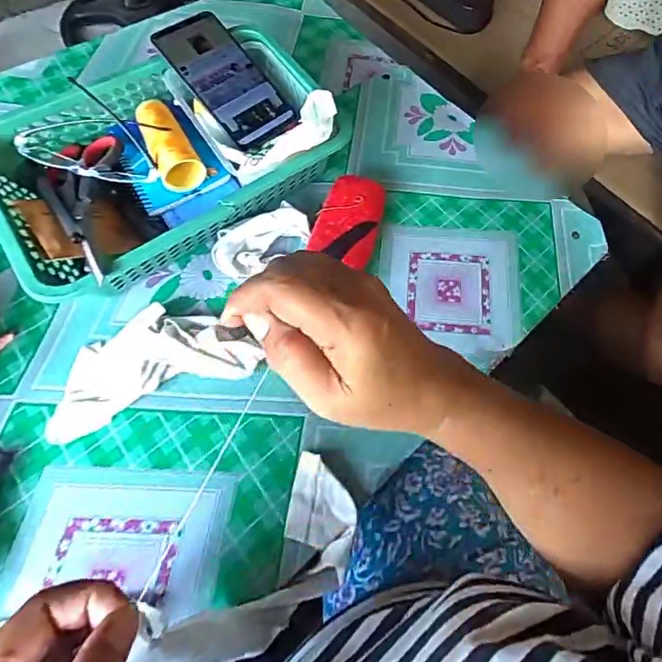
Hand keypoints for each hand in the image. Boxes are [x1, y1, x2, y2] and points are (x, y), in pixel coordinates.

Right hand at [223, 252, 482, 434]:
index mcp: (345, 321)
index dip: (246, 297)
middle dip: (256, 289)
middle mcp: (353, 288)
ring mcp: (362, 279)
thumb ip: (289, 357)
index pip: (283, 286)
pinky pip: (319, 265)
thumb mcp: (326, 397)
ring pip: (302, 260)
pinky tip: (292, 309)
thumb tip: (260, 320)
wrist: (431, 383)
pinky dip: (294, 279)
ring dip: (274, 281)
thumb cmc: (381, 401)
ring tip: (267, 318)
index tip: (230, 323)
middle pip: (289, 266)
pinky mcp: (364, 279)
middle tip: (246, 325)